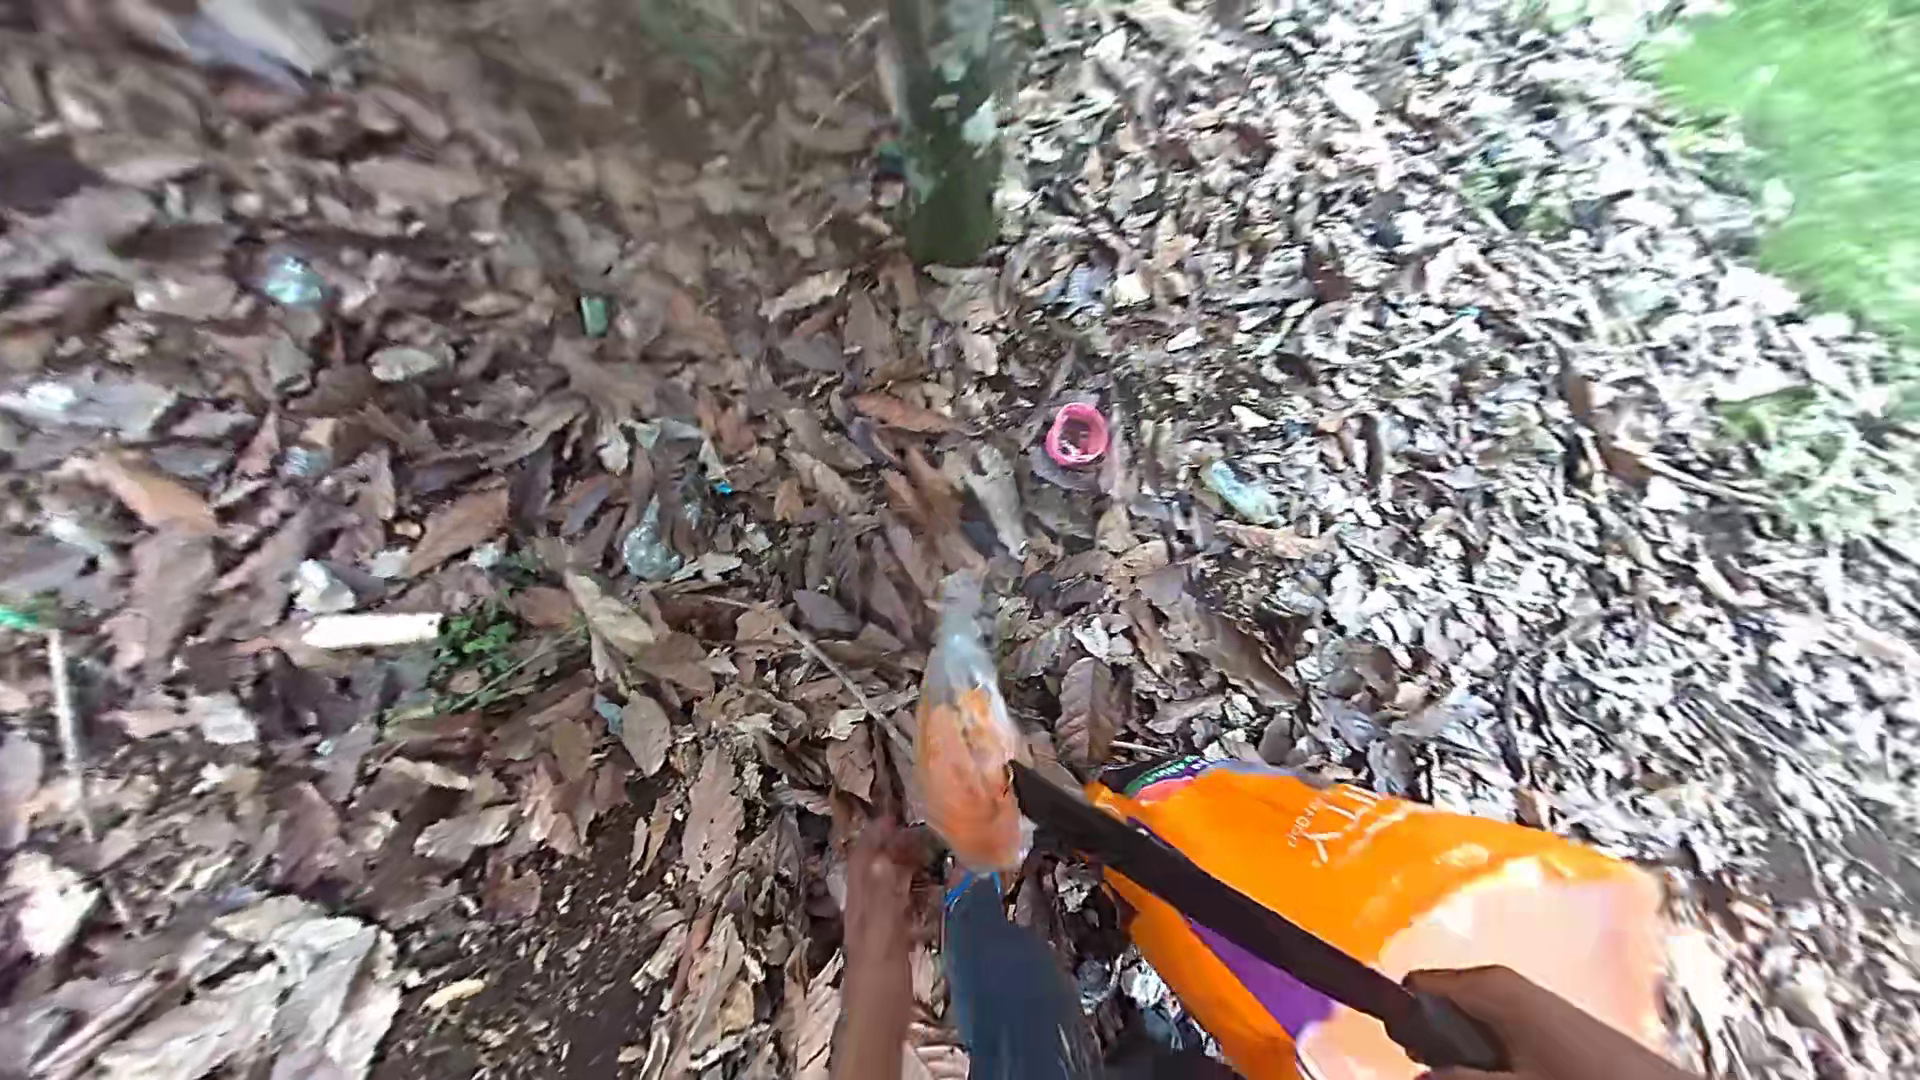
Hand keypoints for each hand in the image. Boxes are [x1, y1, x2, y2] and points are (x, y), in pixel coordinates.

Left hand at [832, 818, 927, 1079]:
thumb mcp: (882, 934)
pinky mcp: (888, 941)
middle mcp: (864, 908)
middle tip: (915, 829)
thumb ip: (883, 895)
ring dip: (901, 865)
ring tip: (922, 851)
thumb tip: (882, 854)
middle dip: (891, 845)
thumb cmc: (878, 979)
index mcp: (860, 902)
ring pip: (886, 884)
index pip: (863, 857)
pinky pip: (898, 904)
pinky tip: (925, 894)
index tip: (894, 814)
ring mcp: (875, 925)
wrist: (875, 1024)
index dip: (875, 834)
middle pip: (874, 867)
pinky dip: (910, 891)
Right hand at [1406, 966, 1697, 1079]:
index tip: (1417, 1060)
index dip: (1408, 1022)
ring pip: (1474, 1023)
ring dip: (1474, 1056)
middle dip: (1445, 1044)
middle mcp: (1501, 982)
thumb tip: (1416, 1076)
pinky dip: (1500, 1058)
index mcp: (1487, 984)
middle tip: (1458, 1079)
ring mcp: (1531, 1002)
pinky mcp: (1554, 1024)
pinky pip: (1503, 1032)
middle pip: (1444, 1005)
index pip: (1417, 986)